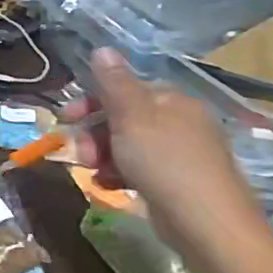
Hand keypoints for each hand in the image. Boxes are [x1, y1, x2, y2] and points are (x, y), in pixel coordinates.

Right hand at [64, 49, 262, 249]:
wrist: (206, 223)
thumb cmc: (164, 161)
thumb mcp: (131, 116)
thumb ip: (114, 83)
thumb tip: (103, 49)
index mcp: (173, 101)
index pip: (125, 90)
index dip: (92, 102)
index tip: (66, 118)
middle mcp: (181, 123)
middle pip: (124, 118)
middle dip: (94, 133)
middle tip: (77, 151)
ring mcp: (182, 154)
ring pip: (128, 145)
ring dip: (102, 155)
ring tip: (91, 170)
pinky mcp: (178, 183)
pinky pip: (139, 169)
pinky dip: (119, 174)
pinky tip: (109, 185)